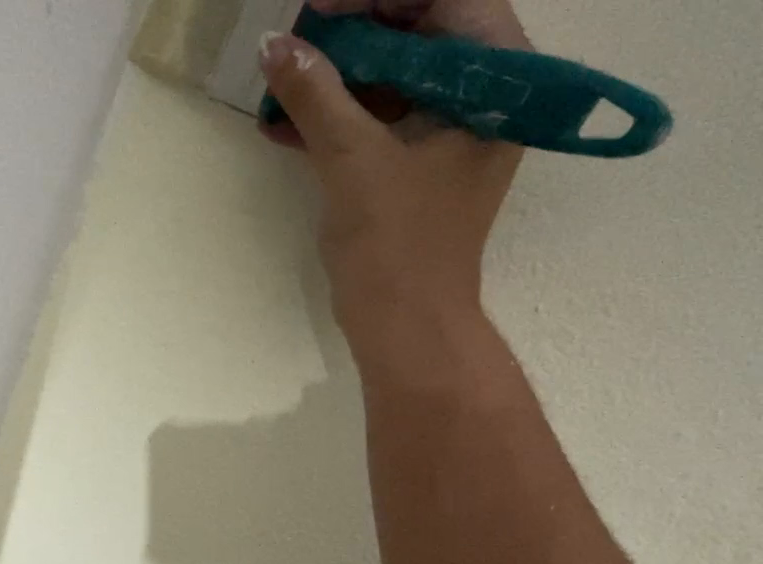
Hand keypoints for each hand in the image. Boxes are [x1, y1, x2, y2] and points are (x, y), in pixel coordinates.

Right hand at [258, 0, 530, 339]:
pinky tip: (280, 121)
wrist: (403, 322)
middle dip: (350, 34)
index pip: (448, 2)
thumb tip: (274, 45)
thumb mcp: (352, 160)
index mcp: (498, 82)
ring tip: (277, 80)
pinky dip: (330, 116)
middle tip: (291, 40)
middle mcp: (481, 96)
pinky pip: (372, 119)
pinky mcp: (411, 163)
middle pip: (417, 34)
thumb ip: (316, 96)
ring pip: (389, 77)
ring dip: (332, 77)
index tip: (318, 8)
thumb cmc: (396, 241)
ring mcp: (445, 131)